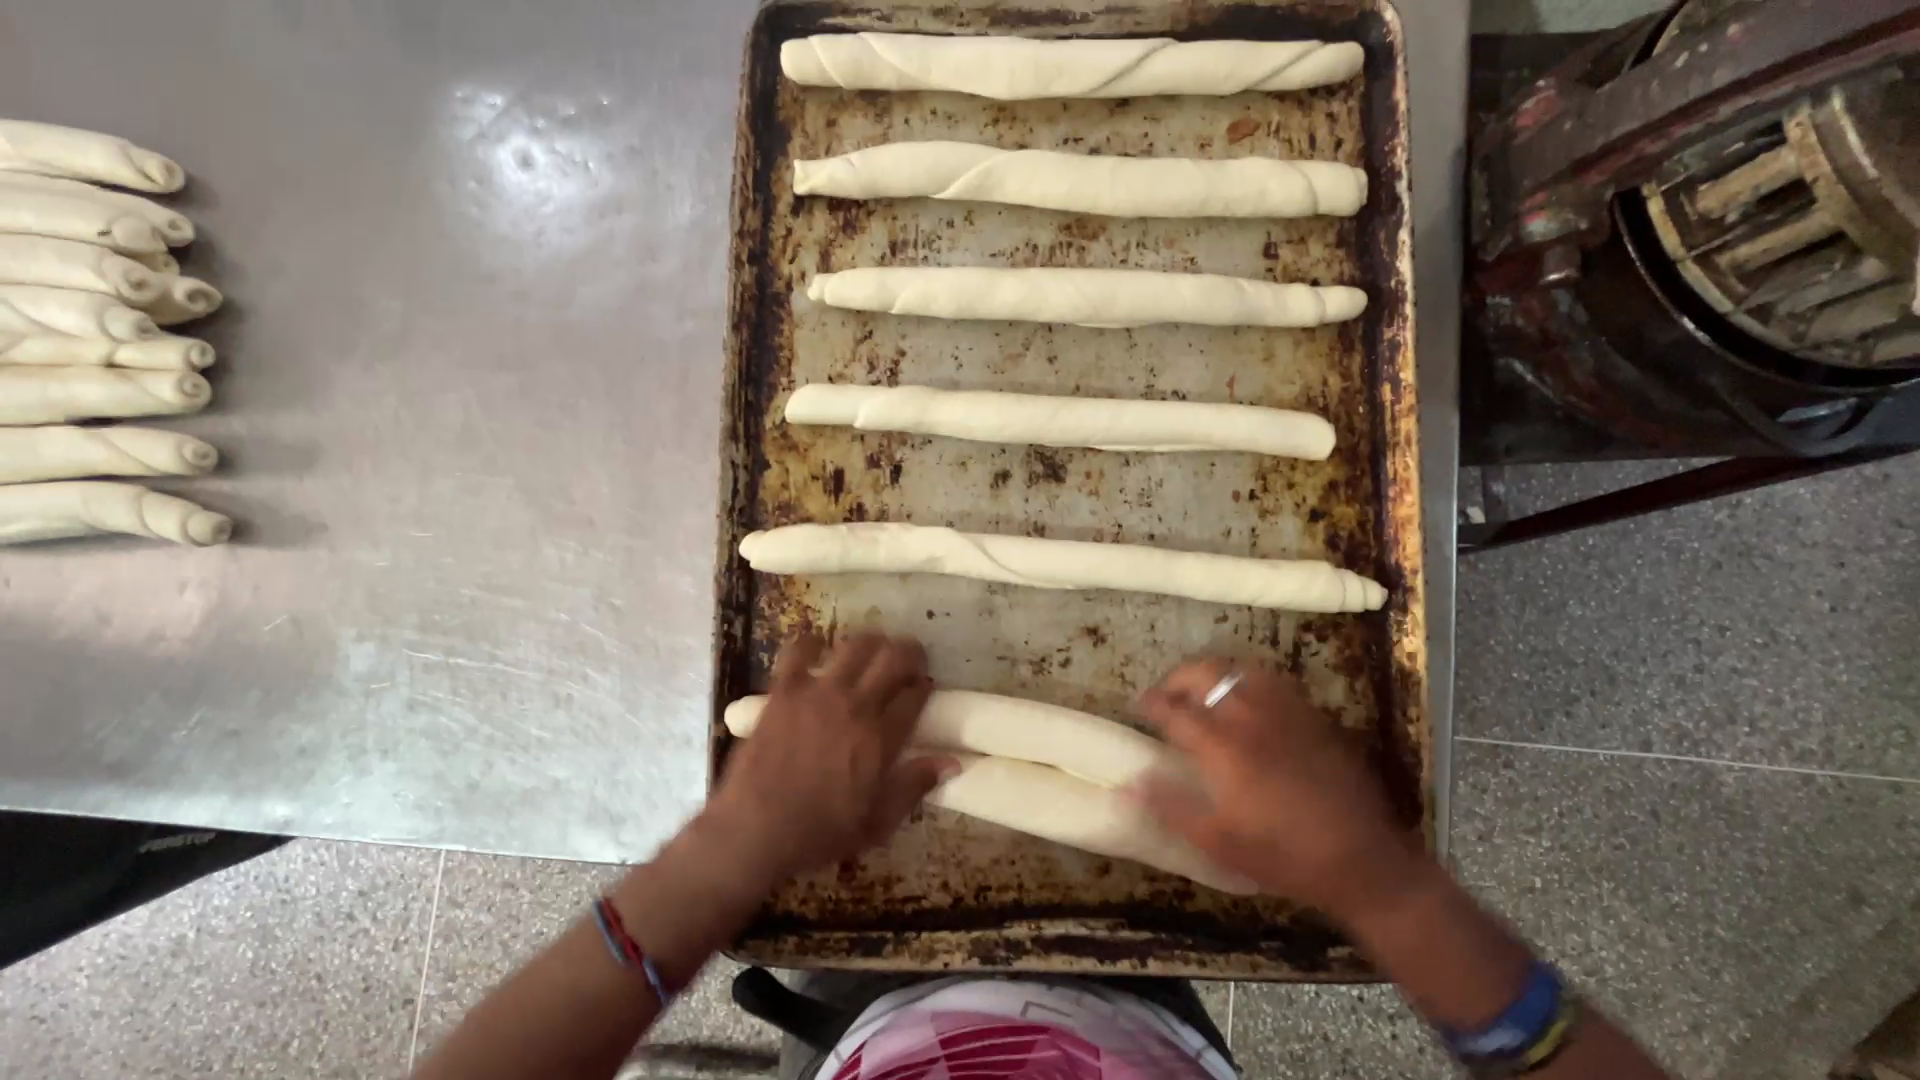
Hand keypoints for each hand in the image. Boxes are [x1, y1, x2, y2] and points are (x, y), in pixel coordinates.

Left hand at [703, 632, 951, 887]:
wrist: (755, 829)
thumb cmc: (819, 832)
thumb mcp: (876, 822)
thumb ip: (913, 787)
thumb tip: (952, 763)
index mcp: (881, 739)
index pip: (916, 696)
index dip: (924, 687)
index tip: (924, 688)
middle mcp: (856, 706)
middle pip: (894, 659)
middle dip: (909, 653)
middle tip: (908, 660)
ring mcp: (819, 693)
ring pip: (856, 645)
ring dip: (871, 643)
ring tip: (871, 650)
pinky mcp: (785, 690)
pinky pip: (799, 650)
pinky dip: (810, 642)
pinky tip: (816, 647)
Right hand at [1136, 659, 1425, 922]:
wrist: (1362, 858)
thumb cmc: (1282, 855)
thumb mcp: (1217, 842)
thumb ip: (1169, 806)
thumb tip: (1129, 783)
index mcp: (1221, 745)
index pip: (1174, 710)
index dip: (1151, 704)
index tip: (1138, 706)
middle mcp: (1250, 716)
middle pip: (1204, 674)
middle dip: (1177, 678)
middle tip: (1166, 695)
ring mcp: (1285, 711)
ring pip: (1239, 669)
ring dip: (1213, 674)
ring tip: (1203, 692)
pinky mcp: (1312, 716)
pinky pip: (1273, 681)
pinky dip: (1248, 681)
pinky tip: (1248, 702)